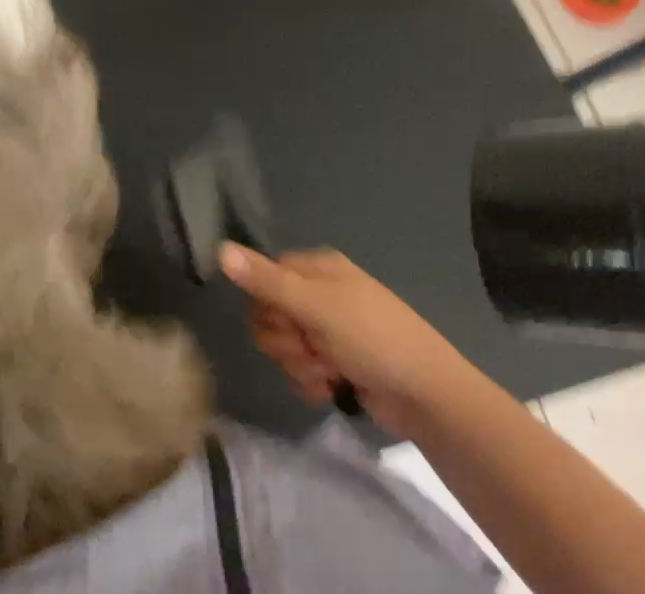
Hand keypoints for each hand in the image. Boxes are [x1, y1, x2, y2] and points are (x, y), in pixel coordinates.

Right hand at [220, 245, 475, 433]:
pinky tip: (332, 387)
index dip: (267, 304)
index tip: (286, 319)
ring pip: (281, 346)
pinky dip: (311, 381)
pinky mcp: (334, 363)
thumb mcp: (317, 307)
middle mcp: (320, 294)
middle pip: (267, 315)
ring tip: (329, 371)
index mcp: (318, 269)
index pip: (263, 277)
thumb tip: (220, 248)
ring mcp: (328, 330)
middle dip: (284, 340)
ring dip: (299, 364)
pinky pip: (299, 369)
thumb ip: (267, 281)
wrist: (425, 395)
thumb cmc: (373, 338)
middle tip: (311, 347)